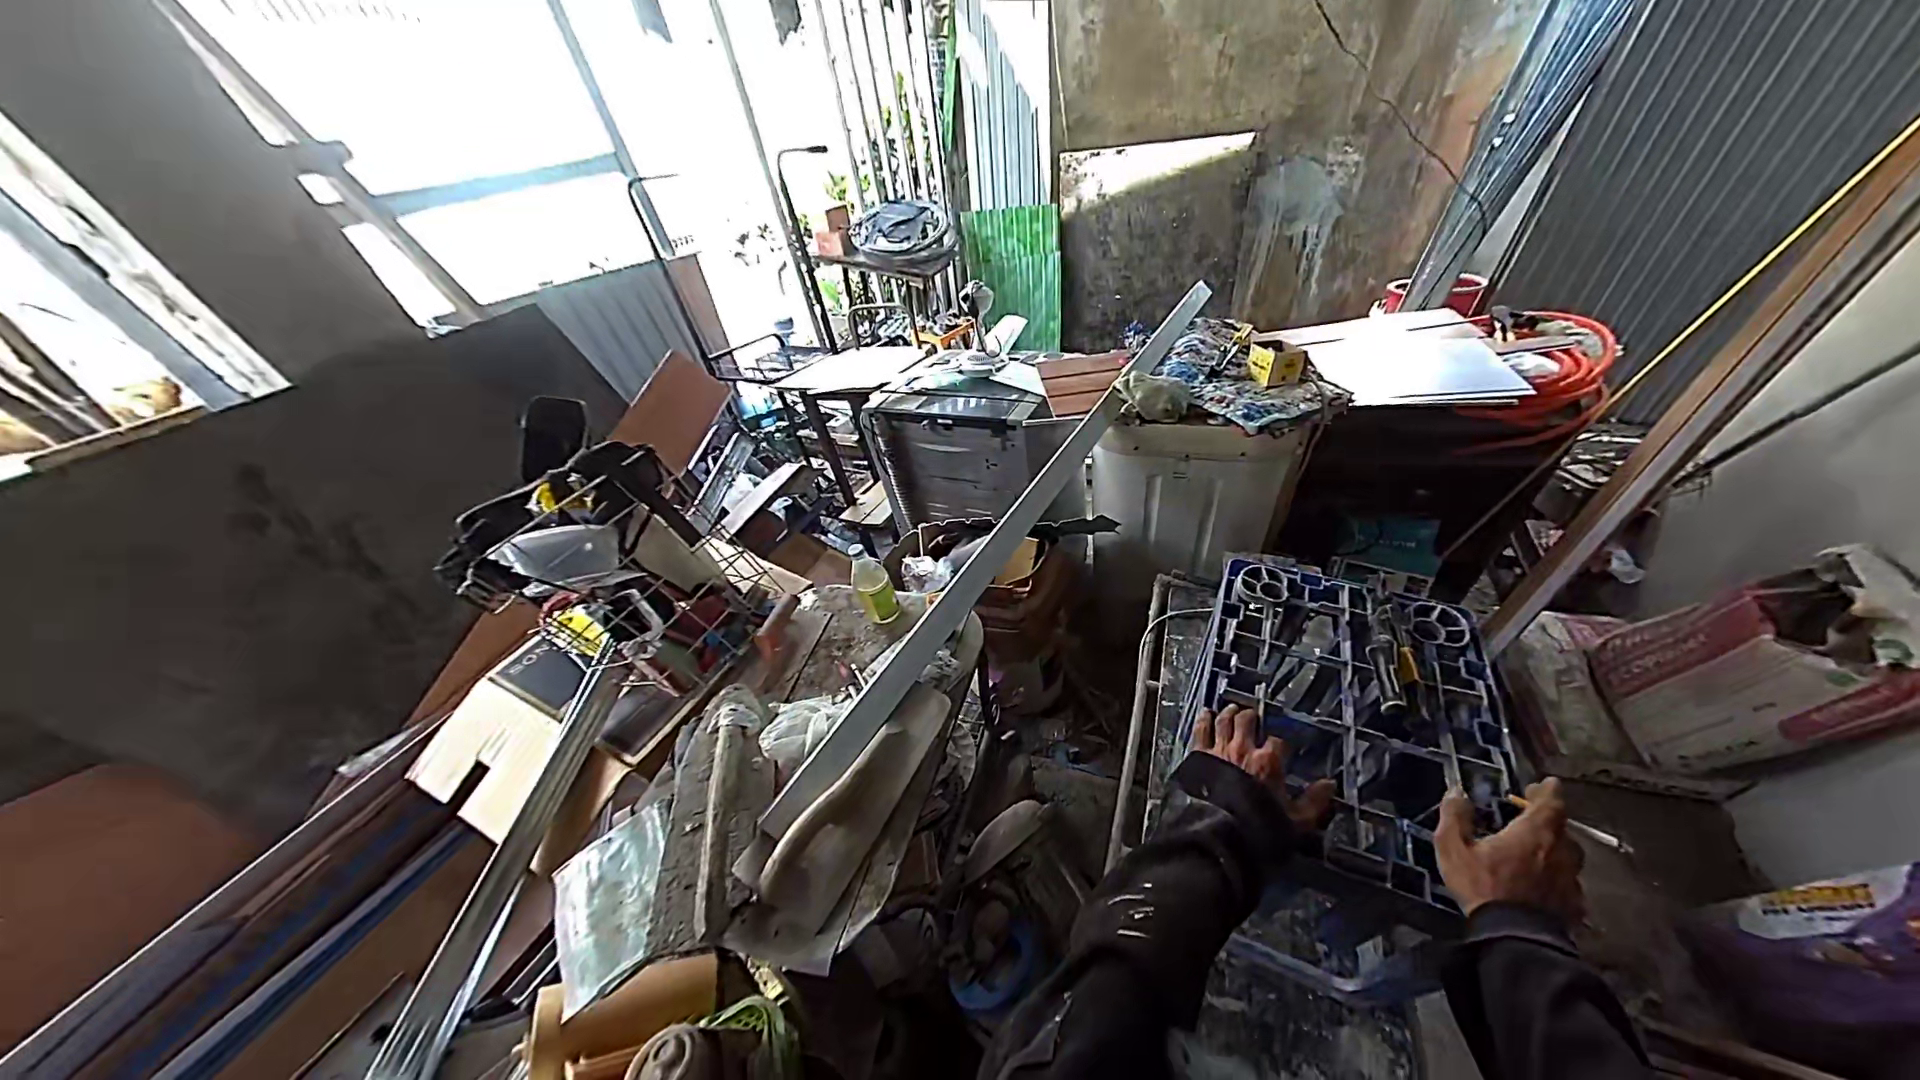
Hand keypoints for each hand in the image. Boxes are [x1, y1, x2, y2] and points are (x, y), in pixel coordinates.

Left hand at [1192, 704, 1335, 831]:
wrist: (1219, 830)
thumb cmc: (1258, 826)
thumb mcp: (1296, 820)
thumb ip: (1314, 801)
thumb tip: (1329, 785)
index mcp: (1268, 762)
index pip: (1278, 740)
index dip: (1282, 738)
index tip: (1285, 740)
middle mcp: (1243, 749)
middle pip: (1247, 720)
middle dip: (1252, 715)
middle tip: (1254, 715)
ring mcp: (1219, 749)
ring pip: (1224, 720)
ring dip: (1229, 712)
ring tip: (1233, 708)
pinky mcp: (1199, 754)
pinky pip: (1201, 730)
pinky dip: (1204, 719)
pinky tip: (1205, 713)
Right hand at [1434, 777, 1585, 920]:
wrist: (1514, 938)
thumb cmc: (1482, 885)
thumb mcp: (1452, 846)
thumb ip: (1455, 816)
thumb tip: (1457, 792)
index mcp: (1532, 835)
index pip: (1550, 806)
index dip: (1549, 792)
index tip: (1547, 783)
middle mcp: (1558, 854)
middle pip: (1562, 830)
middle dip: (1548, 818)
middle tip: (1531, 813)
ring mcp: (1569, 881)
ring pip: (1568, 855)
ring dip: (1555, 845)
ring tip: (1537, 846)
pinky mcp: (1573, 905)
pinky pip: (1568, 880)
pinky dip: (1556, 872)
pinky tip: (1543, 879)